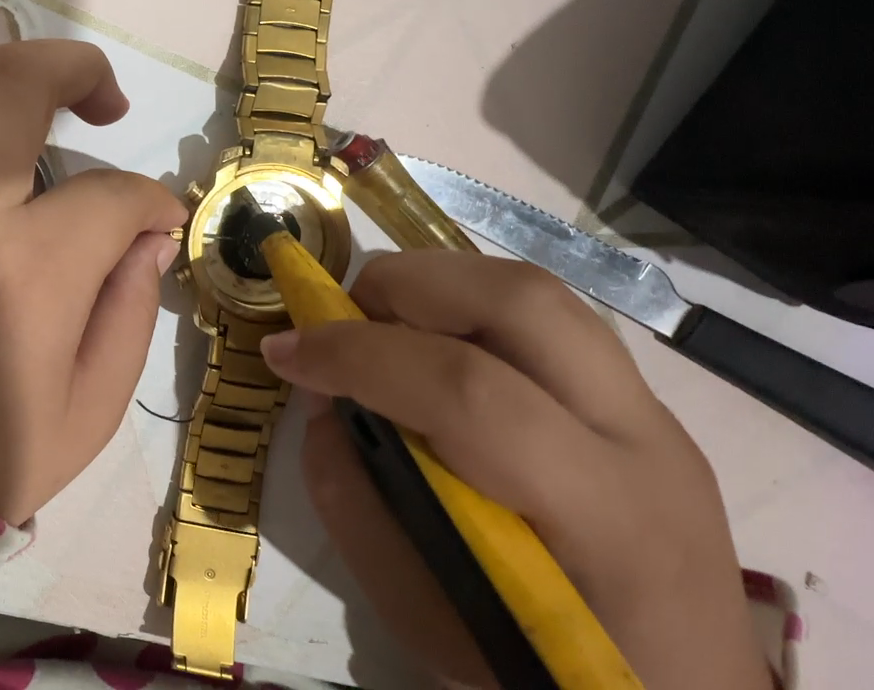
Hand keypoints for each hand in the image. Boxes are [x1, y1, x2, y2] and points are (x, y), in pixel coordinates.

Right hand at [259, 251, 769, 689]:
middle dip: (403, 288)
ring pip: (538, 290)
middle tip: (336, 320)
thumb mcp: (415, 607)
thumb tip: (319, 394)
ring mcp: (656, 415)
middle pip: (521, 302)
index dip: (355, 356)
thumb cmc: (535, 670)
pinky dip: (467, 308)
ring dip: (435, 285)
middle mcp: (644, 443)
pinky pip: (545, 321)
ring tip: (377, 325)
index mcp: (599, 517)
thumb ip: (351, 491)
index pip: (466, 391)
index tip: (281, 352)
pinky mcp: (645, 404)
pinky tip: (431, 349)